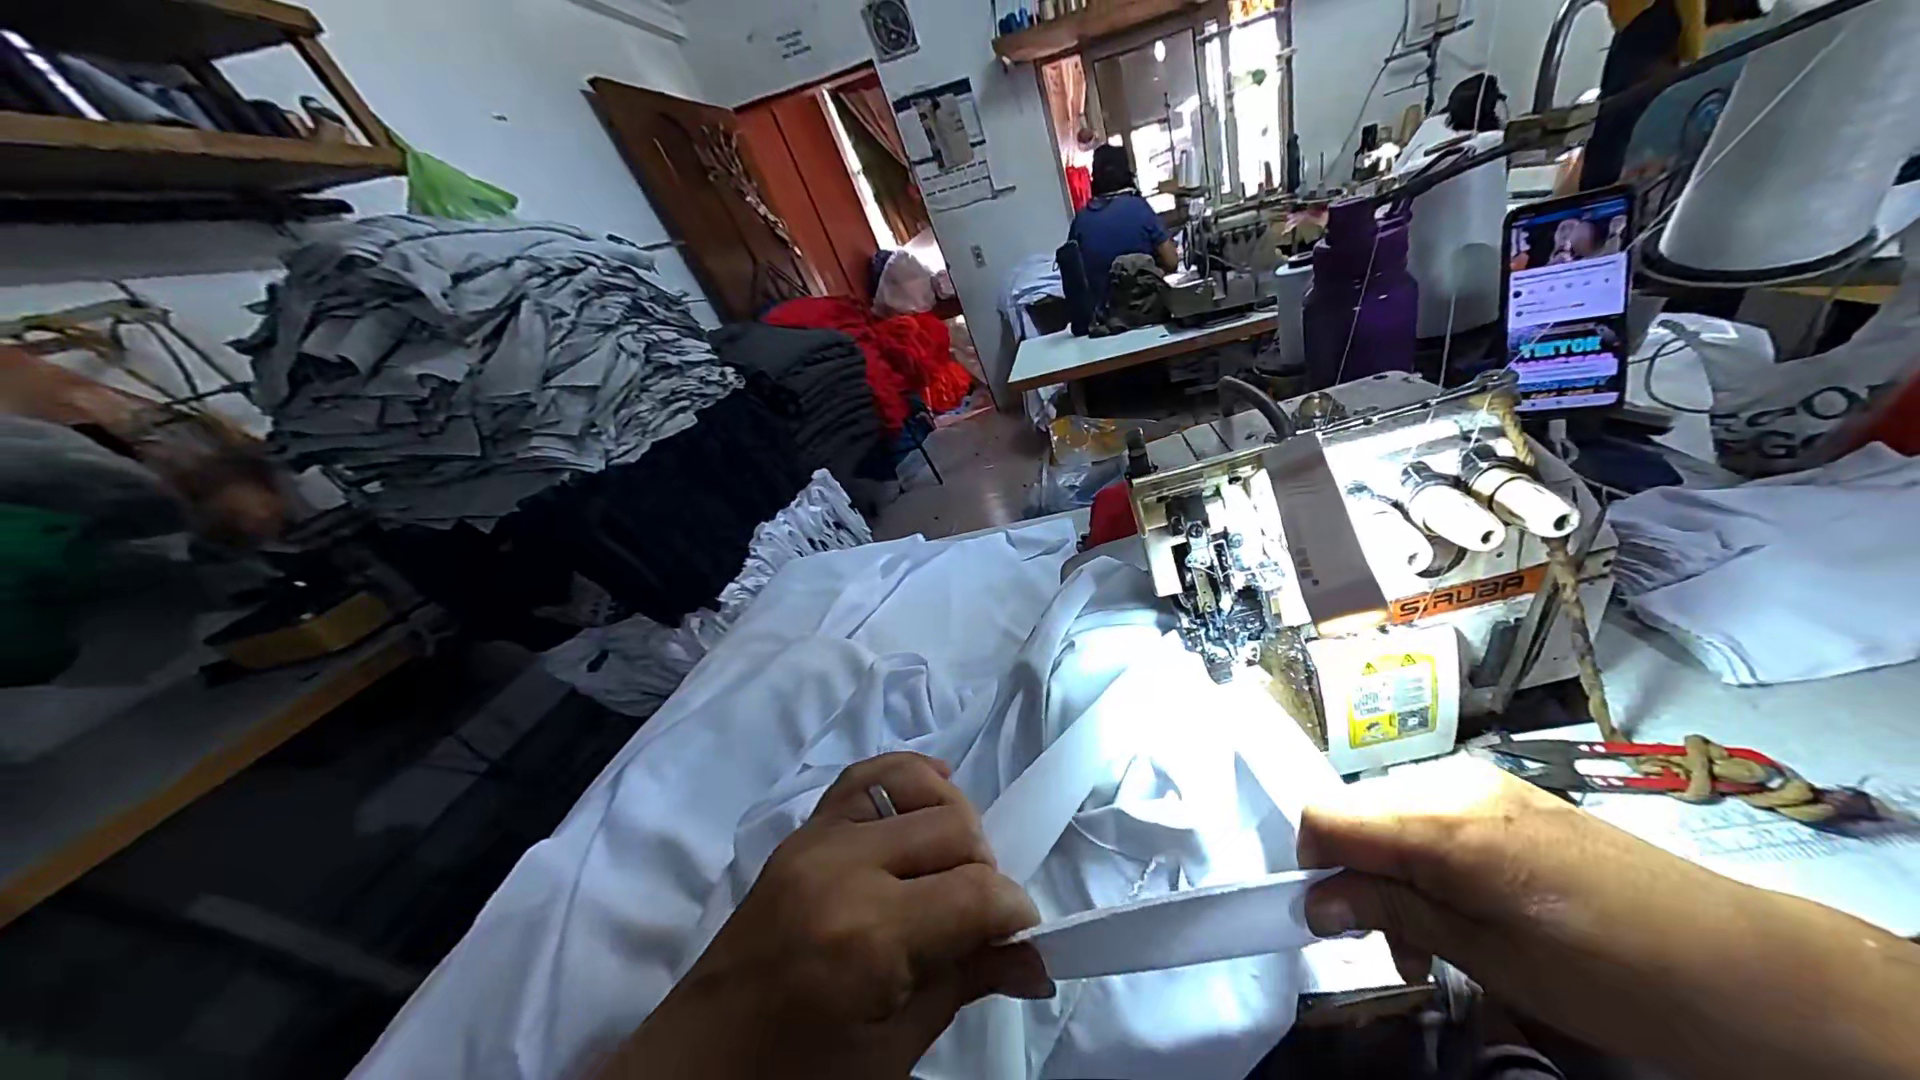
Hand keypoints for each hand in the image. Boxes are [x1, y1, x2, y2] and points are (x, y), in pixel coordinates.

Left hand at [603, 753, 1051, 1077]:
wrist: (697, 1067)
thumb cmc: (799, 1077)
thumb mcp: (892, 1052)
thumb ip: (966, 982)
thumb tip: (1036, 958)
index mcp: (868, 937)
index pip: (976, 892)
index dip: (1016, 912)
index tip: (1023, 936)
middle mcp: (842, 868)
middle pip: (953, 828)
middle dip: (986, 867)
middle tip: (980, 915)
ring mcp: (815, 840)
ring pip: (913, 785)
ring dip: (951, 818)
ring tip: (951, 864)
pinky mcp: (799, 832)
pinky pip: (863, 775)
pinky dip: (906, 776)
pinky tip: (931, 794)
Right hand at [1298, 756, 1919, 1079]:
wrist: (1752, 969)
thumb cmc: (1611, 974)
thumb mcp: (1489, 959)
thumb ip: (1391, 913)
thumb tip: (1314, 905)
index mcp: (1443, 824)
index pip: (1326, 815)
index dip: (1312, 861)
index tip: (1326, 912)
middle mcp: (1451, 784)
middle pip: (1356, 812)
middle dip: (1352, 871)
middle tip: (1380, 937)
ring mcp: (1483, 783)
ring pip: (1392, 812)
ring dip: (1389, 868)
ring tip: (1422, 935)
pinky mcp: (1508, 795)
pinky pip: (1432, 811)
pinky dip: (1424, 854)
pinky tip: (1457, 899)